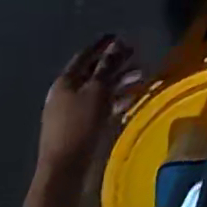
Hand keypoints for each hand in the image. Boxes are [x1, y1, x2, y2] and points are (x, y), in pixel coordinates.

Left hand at [38, 34, 141, 172]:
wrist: (65, 171)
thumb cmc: (79, 125)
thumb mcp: (97, 91)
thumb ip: (107, 66)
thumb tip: (116, 43)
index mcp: (66, 81)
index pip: (85, 55)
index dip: (102, 44)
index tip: (119, 35)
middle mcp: (68, 93)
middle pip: (95, 71)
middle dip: (116, 62)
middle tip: (136, 54)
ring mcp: (74, 111)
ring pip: (100, 89)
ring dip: (120, 81)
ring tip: (142, 76)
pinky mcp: (82, 127)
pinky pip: (102, 106)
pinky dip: (116, 100)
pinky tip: (132, 98)